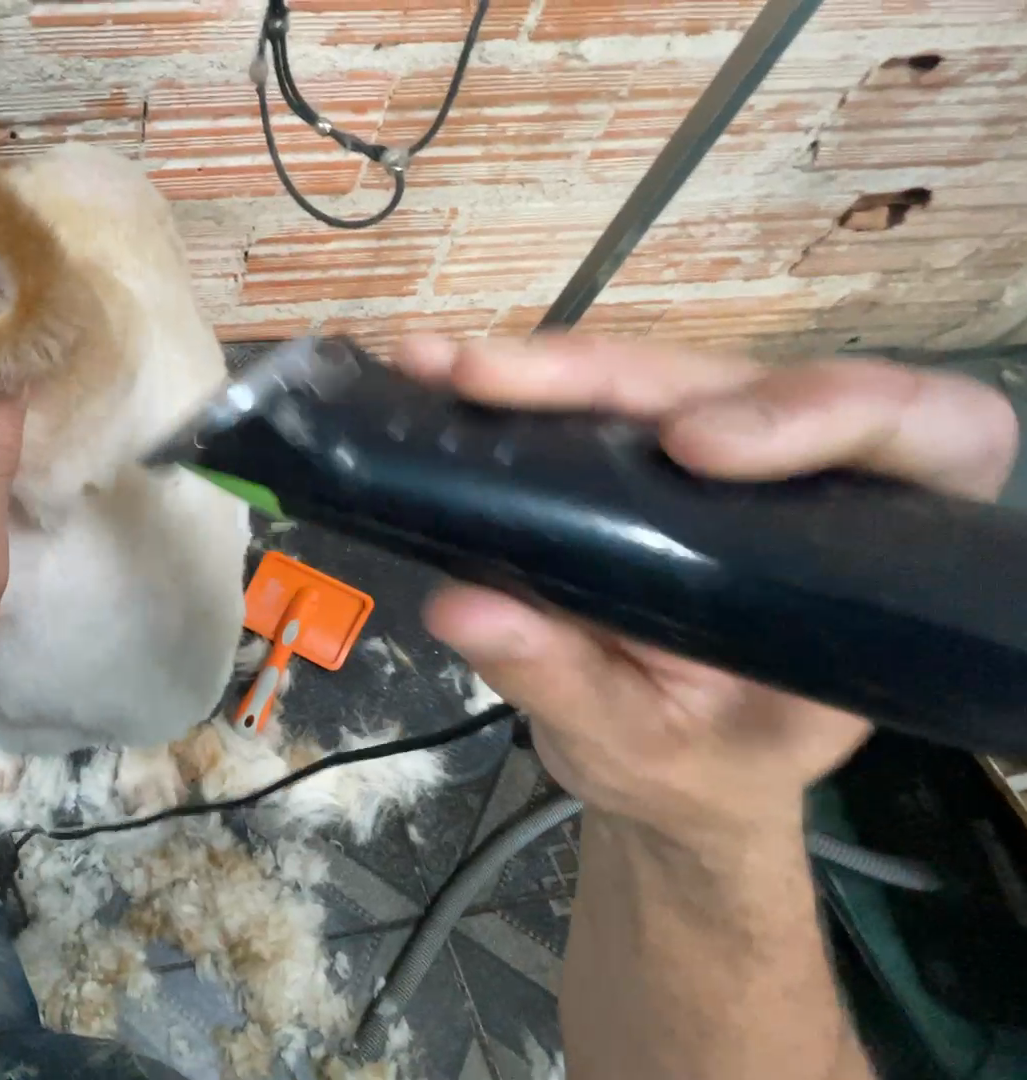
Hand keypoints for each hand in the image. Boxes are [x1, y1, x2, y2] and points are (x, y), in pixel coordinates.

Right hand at [399, 335, 1018, 851]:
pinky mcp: (613, 471)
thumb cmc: (694, 766)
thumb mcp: (639, 743)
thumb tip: (459, 607)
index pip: (906, 435)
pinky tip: (433, 383)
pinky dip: (497, 399)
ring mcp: (686, 470)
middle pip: (719, 384)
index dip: (815, 412)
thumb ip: (566, 681)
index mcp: (859, 554)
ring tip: (433, 365)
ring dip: (530, 371)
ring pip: (632, 384)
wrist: (660, 770)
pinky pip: (567, 415)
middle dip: (596, 374)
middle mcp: (780, 485)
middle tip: (481, 375)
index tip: (689, 448)